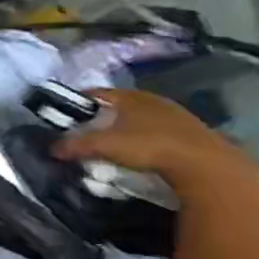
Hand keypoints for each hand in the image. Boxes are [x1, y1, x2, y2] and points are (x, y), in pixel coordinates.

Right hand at [52, 88, 258, 192]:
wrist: (206, 165)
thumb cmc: (148, 146)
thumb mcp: (103, 146)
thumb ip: (75, 145)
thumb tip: (52, 148)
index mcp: (130, 96)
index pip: (95, 93)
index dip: (77, 102)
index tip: (64, 115)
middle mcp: (153, 99)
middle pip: (118, 105)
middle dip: (100, 117)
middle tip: (85, 132)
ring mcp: (176, 114)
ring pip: (139, 117)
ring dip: (125, 128)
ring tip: (112, 144)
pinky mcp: (191, 131)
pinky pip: (157, 130)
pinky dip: (144, 137)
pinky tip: (140, 151)